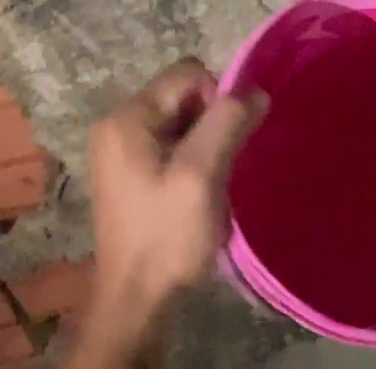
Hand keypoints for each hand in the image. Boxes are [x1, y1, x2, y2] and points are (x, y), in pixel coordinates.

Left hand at [74, 59, 266, 367]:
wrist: (137, 303)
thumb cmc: (166, 234)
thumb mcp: (201, 173)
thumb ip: (228, 121)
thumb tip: (256, 91)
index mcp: (127, 117)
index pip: (188, 73)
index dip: (217, 98)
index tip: (223, 141)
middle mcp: (118, 125)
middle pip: (184, 95)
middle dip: (211, 120)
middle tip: (219, 163)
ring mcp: (122, 151)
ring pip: (183, 120)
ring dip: (205, 142)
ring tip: (210, 179)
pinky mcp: (132, 173)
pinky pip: (173, 143)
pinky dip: (193, 157)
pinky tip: (199, 189)